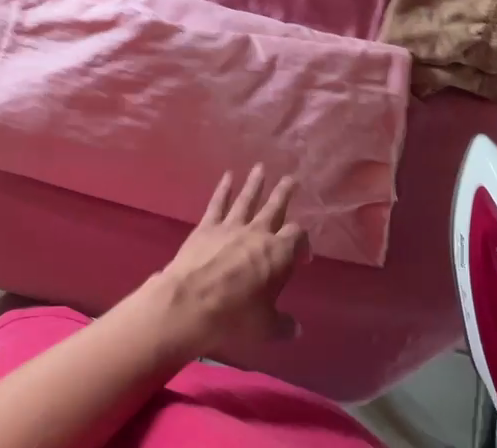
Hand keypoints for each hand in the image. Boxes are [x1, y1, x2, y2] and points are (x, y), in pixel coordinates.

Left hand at [139, 166, 307, 356]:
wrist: (192, 302)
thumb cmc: (235, 316)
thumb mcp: (266, 327)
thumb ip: (283, 324)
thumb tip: (296, 329)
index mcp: (278, 254)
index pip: (297, 237)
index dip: (303, 243)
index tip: (304, 255)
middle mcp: (257, 234)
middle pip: (274, 208)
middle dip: (283, 194)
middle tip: (291, 178)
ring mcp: (231, 227)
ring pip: (247, 200)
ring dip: (254, 184)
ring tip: (260, 167)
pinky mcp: (207, 226)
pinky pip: (217, 203)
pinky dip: (223, 189)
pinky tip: (227, 177)